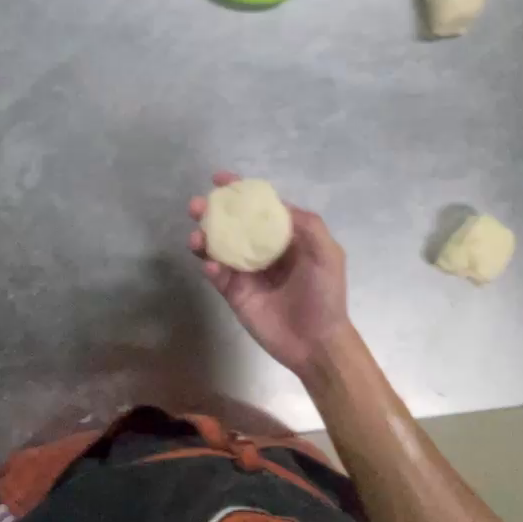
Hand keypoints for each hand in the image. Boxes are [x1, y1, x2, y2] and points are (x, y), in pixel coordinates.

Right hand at [188, 173, 352, 381]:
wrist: (317, 342)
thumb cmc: (325, 295)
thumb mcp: (327, 254)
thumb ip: (306, 225)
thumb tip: (276, 204)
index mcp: (284, 236)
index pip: (258, 207)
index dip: (239, 192)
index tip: (220, 179)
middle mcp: (262, 249)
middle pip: (232, 224)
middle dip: (211, 212)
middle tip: (196, 205)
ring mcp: (246, 271)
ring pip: (218, 247)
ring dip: (204, 238)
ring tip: (197, 238)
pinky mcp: (235, 294)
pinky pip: (217, 275)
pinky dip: (210, 267)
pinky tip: (212, 267)